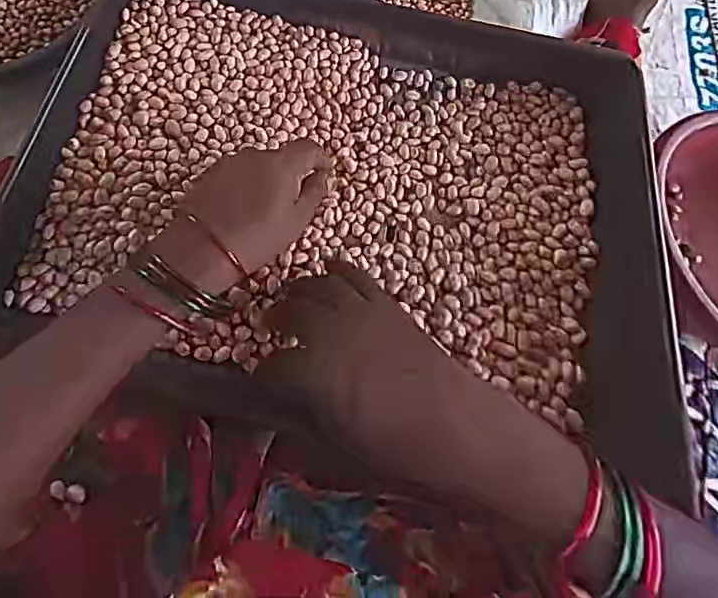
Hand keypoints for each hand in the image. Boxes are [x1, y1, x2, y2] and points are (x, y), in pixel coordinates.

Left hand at [147, 140, 330, 294]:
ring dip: (265, 182)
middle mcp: (256, 154)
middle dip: (290, 176)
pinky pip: (238, 174)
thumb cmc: (256, 238)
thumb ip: (314, 193)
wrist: (202, 248)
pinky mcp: (212, 172)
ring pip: (258, 166)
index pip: (309, 148)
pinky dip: (244, 186)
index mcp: (282, 164)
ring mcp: (231, 161)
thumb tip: (322, 177)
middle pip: (282, 158)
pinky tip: (241, 211)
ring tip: (261, 213)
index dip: (320, 159)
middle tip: (290, 205)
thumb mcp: (296, 221)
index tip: (324, 172)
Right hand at [256, 261, 587, 537]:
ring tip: (289, 299)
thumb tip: (277, 416)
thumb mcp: (341, 448)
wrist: (458, 426)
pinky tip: (328, 269)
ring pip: (318, 286)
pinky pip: (354, 276)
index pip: (273, 365)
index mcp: (316, 371)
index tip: (258, 383)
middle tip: (269, 330)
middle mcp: (332, 332)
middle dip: (275, 320)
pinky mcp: (384, 304)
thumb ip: (302, 426)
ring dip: (298, 290)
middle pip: (291, 312)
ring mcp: (360, 312)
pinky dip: (337, 269)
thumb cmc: (398, 447)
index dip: (262, 374)